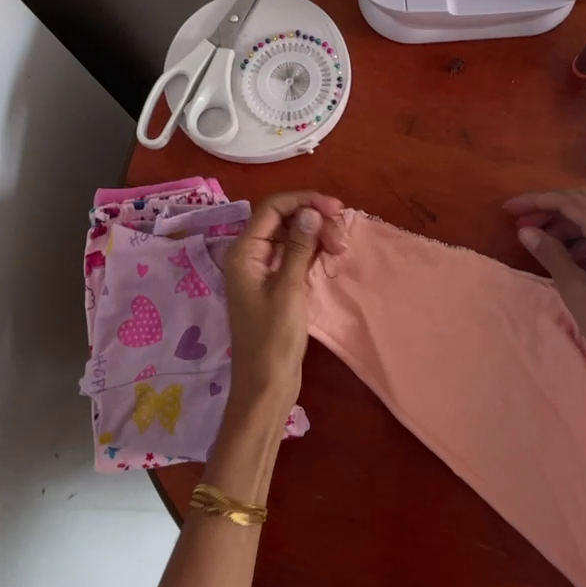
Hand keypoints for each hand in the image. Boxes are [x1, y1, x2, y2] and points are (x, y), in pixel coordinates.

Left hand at [221, 191, 345, 416]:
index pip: (273, 207)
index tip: (336, 209)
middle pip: (283, 219)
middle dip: (314, 219)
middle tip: (341, 239)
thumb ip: (300, 247)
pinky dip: (312, 252)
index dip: (304, 201)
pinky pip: (294, 256)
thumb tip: (310, 210)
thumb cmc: (273, 340)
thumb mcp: (289, 290)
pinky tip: (330, 258)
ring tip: (340, 250)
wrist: (266, 386)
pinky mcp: (274, 285)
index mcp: (244, 252)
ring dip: (316, 236)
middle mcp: (249, 255)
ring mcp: (262, 270)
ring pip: (291, 237)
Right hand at [504, 188, 585, 390]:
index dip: (535, 200)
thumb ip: (551, 255)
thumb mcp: (576, 291)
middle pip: (584, 201)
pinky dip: (582, 234)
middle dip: (550, 205)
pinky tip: (567, 255)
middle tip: (522, 221)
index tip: (509, 209)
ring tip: (539, 240)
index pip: (568, 201)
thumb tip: (526, 231)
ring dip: (565, 220)